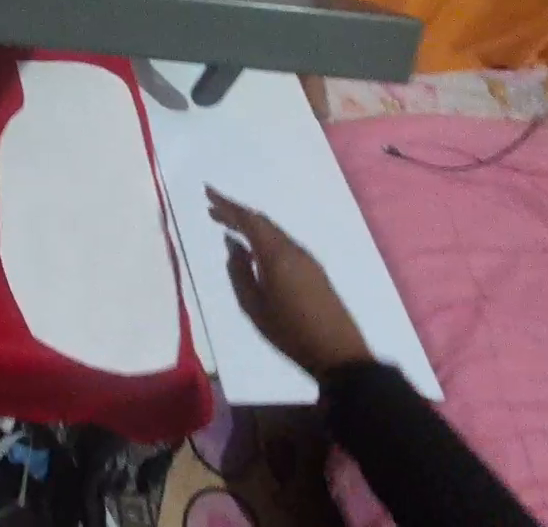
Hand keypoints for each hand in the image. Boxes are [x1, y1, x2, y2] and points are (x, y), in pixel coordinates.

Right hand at [207, 186, 370, 378]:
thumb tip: (233, 244)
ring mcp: (307, 259)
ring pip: (273, 232)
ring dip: (250, 226)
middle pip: (262, 221)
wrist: (339, 355)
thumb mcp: (252, 305)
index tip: (208, 191)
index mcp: (276, 255)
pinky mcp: (314, 271)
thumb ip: (239, 271)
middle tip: (213, 210)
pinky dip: (263, 237)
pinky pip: (282, 243)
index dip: (226, 204)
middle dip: (236, 213)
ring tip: (229, 227)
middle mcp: (292, 250)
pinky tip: (254, 249)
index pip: (248, 219)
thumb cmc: (289, 331)